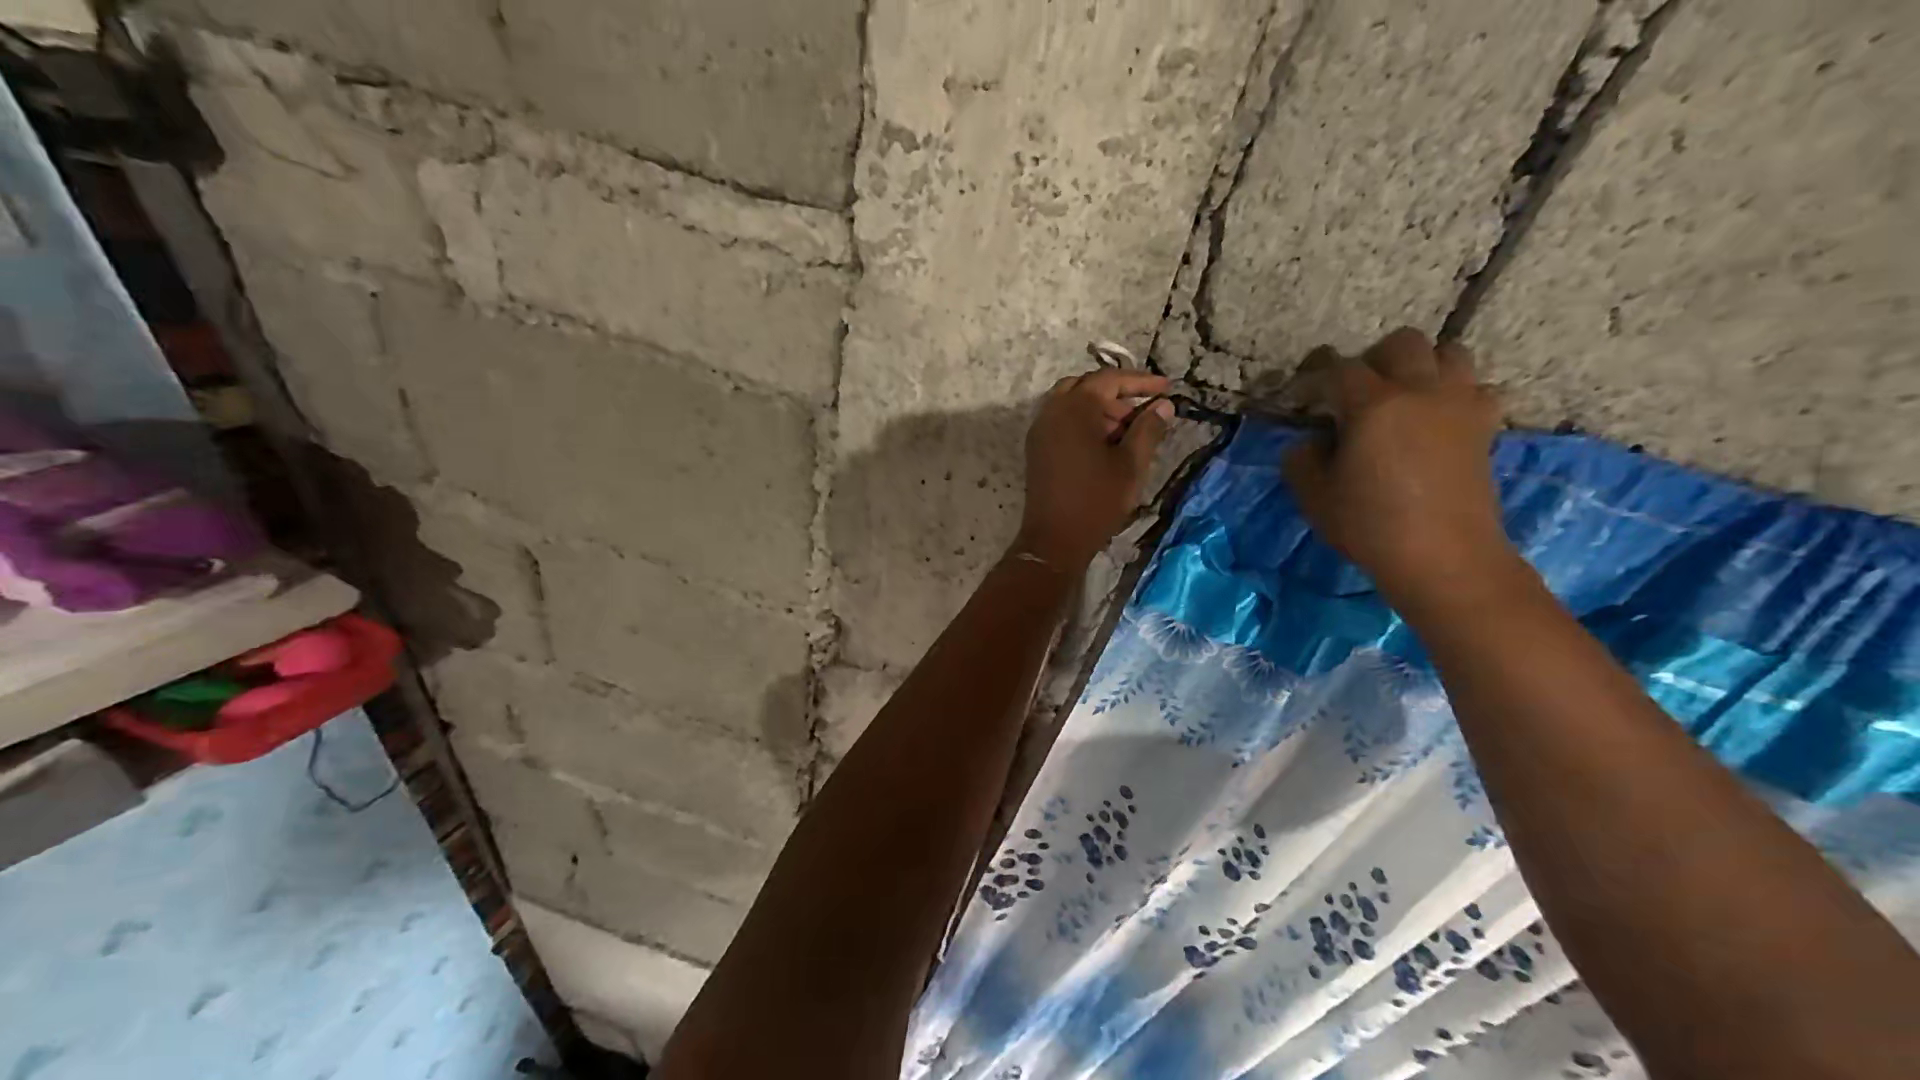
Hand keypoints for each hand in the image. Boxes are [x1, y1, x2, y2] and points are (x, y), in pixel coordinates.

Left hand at [1014, 368, 1174, 568]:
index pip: (1109, 379)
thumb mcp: (1131, 464)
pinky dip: (1083, 422)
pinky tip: (1105, 444)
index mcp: (1074, 408)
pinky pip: (1061, 420)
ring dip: (1100, 409)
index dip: (1140, 381)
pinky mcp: (1036, 448)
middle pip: (1087, 386)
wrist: (1054, 539)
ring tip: (1127, 432)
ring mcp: (1040, 429)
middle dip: (1117, 394)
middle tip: (1144, 413)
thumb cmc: (1096, 500)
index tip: (1167, 387)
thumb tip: (1164, 405)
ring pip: (1071, 403)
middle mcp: (1052, 411)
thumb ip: (1148, 429)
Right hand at [1284, 328, 1523, 610]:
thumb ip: (1302, 459)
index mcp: (1372, 404)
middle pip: (1403, 343)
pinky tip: (1440, 418)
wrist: (1443, 556)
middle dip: (1375, 358)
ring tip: (1404, 396)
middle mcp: (1420, 391)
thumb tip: (1312, 441)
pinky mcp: (1485, 426)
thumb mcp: (1314, 496)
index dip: (1317, 375)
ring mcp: (1459, 405)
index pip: (1340, 368)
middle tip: (1358, 393)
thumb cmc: (1369, 525)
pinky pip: (1477, 388)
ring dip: (1423, 366)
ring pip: (1450, 353)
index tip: (1304, 393)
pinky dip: (1458, 393)